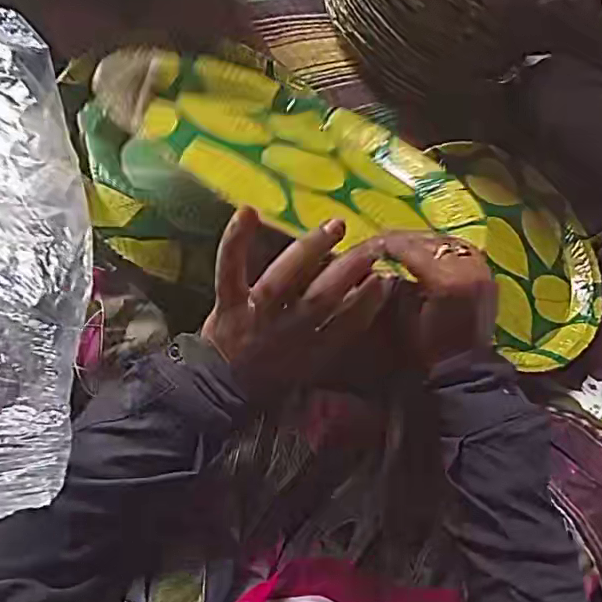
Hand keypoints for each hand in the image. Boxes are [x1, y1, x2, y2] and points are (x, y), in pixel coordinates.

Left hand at [201, 207, 393, 399]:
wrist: (218, 390)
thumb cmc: (271, 374)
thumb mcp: (313, 364)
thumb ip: (339, 332)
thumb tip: (371, 294)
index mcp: (312, 350)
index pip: (346, 325)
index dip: (367, 302)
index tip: (384, 279)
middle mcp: (286, 332)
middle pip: (321, 299)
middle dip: (348, 270)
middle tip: (370, 247)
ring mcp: (255, 316)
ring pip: (284, 280)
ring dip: (311, 250)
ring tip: (336, 226)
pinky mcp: (226, 304)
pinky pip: (230, 270)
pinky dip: (237, 241)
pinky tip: (249, 211)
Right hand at [359, 232, 498, 370]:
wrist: (466, 368)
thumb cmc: (430, 351)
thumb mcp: (406, 318)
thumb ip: (398, 286)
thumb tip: (385, 265)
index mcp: (444, 280)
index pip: (411, 250)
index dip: (389, 244)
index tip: (373, 243)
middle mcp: (467, 268)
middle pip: (431, 241)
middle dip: (407, 240)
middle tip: (387, 242)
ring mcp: (481, 270)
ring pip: (449, 242)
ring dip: (426, 242)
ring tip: (408, 246)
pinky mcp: (487, 275)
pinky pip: (464, 251)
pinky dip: (446, 250)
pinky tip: (431, 254)